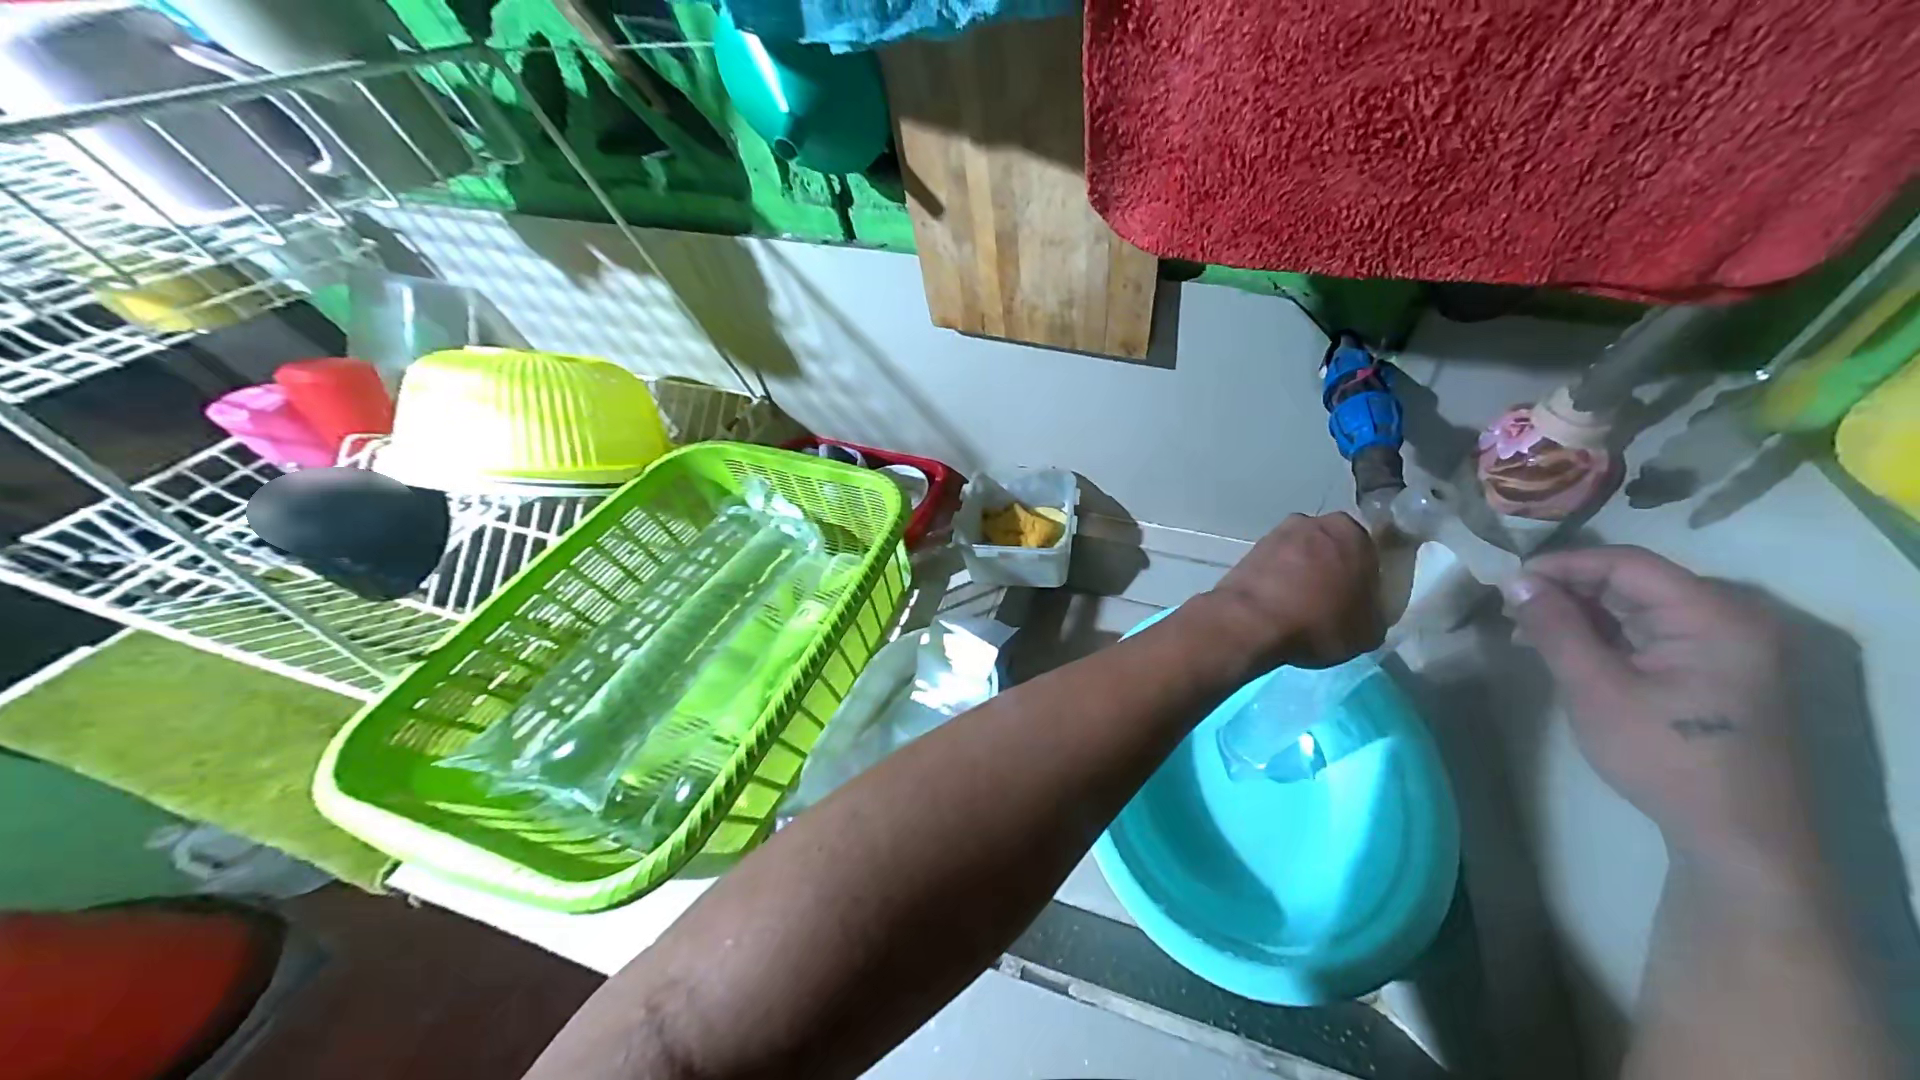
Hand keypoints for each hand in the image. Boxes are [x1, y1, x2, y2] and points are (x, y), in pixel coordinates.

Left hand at [1195, 512, 1382, 671]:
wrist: (1250, 622)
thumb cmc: (1320, 620)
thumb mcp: (1369, 630)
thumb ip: (1373, 610)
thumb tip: (1362, 610)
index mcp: (1351, 531)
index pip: (1369, 551)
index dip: (1367, 577)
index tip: (1360, 601)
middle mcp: (1311, 523)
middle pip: (1330, 549)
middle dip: (1331, 571)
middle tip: (1331, 604)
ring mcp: (1274, 535)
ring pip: (1299, 557)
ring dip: (1301, 576)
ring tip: (1299, 610)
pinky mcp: (1248, 552)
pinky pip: (1273, 568)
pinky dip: (1276, 583)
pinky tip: (1276, 608)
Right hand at [1504, 546, 1818, 878]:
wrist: (1734, 833)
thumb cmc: (1664, 755)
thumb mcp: (1595, 688)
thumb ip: (1554, 627)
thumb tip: (1515, 580)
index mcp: (1713, 616)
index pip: (1626, 563)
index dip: (1561, 564)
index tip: (1506, 582)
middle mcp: (1727, 618)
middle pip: (1631, 581)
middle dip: (1564, 588)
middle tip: (1508, 607)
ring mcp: (1723, 644)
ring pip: (1633, 605)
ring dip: (1576, 611)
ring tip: (1523, 628)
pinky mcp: (1710, 666)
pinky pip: (1645, 630)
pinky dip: (1598, 633)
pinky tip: (1559, 646)